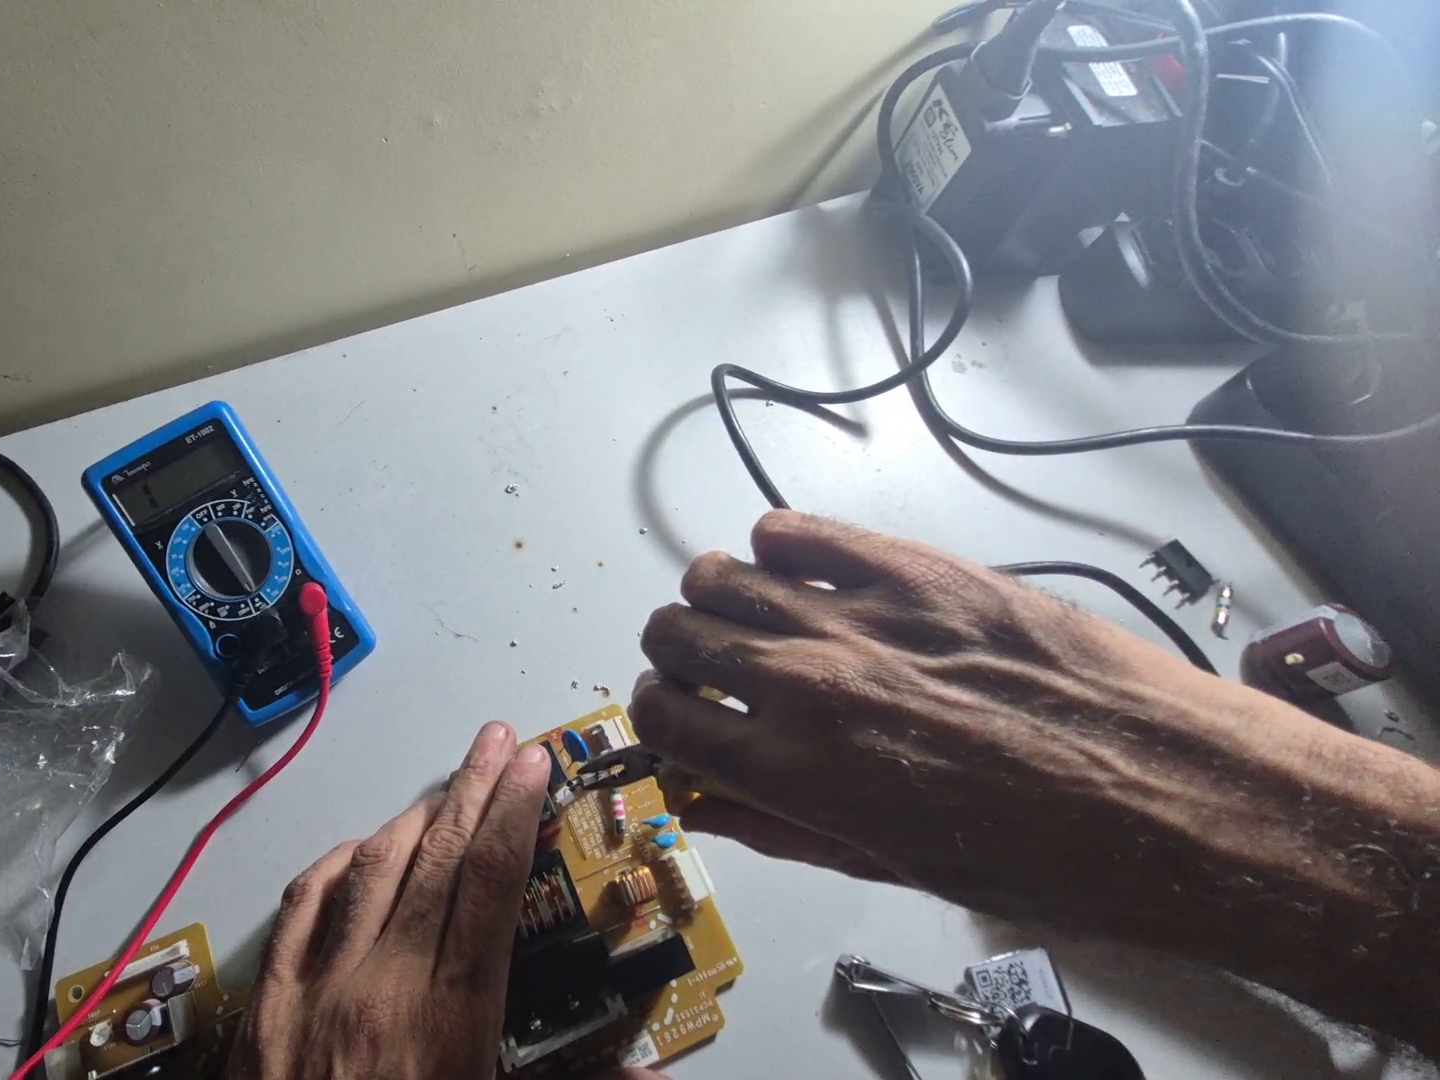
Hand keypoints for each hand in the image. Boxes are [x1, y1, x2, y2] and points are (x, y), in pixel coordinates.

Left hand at [226, 722, 549, 1079]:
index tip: (534, 762)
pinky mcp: (269, 1001)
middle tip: (498, 736)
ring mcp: (317, 986)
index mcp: (448, 1020)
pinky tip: (362, 847)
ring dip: (414, 817)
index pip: (489, 886)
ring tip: (449, 787)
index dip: (514, 814)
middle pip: (437, 859)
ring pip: (373, 867)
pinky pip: (303, 904)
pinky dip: (338, 863)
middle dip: (474, 787)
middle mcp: (383, 984)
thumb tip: (654, 1074)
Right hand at [628, 511, 1397, 942]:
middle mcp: (803, 682)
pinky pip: (792, 530)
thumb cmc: (1031, 856)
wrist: (1175, 798)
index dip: (654, 712)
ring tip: (750, 613)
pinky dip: (777, 547)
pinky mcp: (907, 567)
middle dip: (674, 651)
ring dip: (713, 596)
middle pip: (672, 632)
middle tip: (708, 665)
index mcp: (791, 768)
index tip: (674, 711)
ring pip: (715, 572)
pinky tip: (803, 575)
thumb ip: (771, 825)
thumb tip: (698, 801)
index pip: (660, 716)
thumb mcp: (881, 862)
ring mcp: (853, 614)